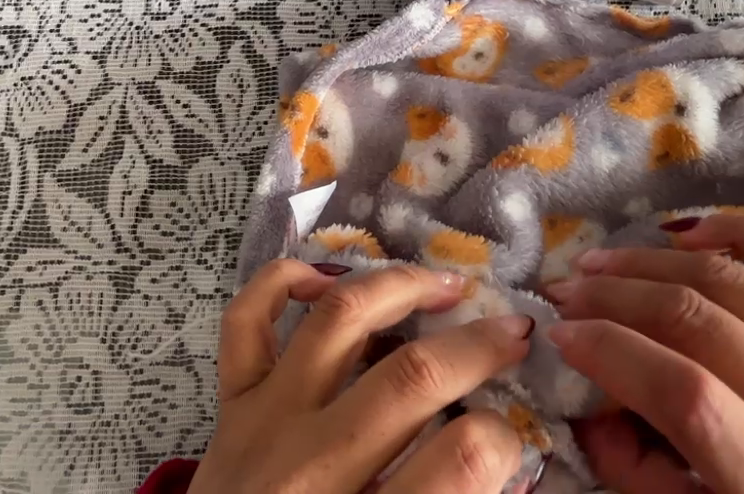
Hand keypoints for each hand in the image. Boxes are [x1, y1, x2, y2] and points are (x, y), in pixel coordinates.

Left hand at [192, 260, 538, 493]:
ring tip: (443, 285)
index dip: (502, 438)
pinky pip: (246, 321)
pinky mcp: (229, 403)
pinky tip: (322, 279)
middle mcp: (310, 464)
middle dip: (476, 347)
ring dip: (399, 288)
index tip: (510, 434)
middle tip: (513, 331)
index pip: (459, 462)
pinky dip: (280, 282)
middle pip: (408, 378)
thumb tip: (497, 455)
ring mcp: (263, 421)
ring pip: (337, 320)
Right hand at [544, 215, 743, 493]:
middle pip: (700, 326)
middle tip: (565, 294)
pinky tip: (681, 234)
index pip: (689, 398)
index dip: (611, 354)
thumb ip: (642, 477)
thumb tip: (588, 397)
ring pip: (730, 281)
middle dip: (613, 299)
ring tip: (598, 263)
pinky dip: (731, 228)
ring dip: (647, 262)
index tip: (559, 335)